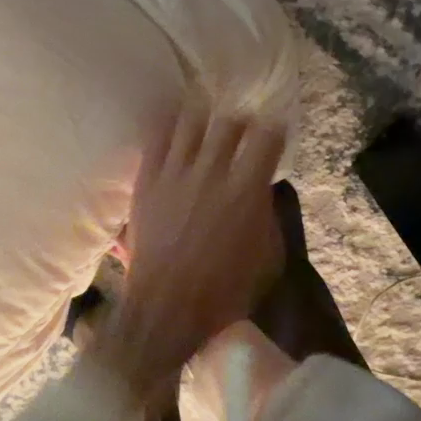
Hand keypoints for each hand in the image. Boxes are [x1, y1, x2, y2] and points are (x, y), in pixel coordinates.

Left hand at [89, 102, 286, 408]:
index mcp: (248, 188)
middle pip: (228, 123)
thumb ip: (268, 216)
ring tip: (206, 116)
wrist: (168, 304)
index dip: (273, 130)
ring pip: (191, 123)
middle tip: (240, 127)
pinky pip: (156, 138)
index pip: (266, 138)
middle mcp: (212, 171)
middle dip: (239, 121)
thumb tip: (262, 192)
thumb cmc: (226, 291)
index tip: (273, 131)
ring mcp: (176, 172)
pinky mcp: (147, 179)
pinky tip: (173, 120)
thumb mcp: (269, 257)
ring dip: (203, 116)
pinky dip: (168, 124)